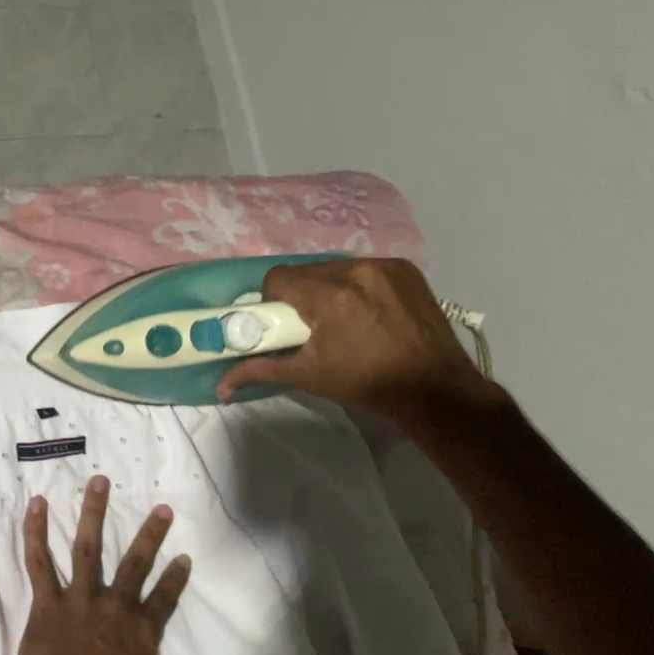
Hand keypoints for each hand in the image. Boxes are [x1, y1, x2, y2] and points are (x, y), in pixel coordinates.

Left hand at [5, 476, 219, 654]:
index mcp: (142, 636)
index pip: (165, 599)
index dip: (176, 578)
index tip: (184, 556)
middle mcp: (115, 609)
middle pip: (136, 563)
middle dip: (150, 534)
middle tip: (161, 508)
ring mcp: (80, 601)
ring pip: (87, 547)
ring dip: (93, 512)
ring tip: (98, 481)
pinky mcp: (47, 604)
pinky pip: (39, 562)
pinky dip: (35, 532)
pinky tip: (34, 505)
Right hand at [216, 257, 502, 422]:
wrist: (433, 388)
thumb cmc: (364, 383)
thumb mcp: (307, 377)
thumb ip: (259, 370)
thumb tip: (219, 386)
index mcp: (329, 295)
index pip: (278, 278)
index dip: (273, 301)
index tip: (284, 325)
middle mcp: (355, 270)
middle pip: (307, 271)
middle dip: (302, 296)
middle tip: (312, 327)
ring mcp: (384, 266)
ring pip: (336, 268)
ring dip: (329, 289)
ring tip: (343, 321)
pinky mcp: (405, 269)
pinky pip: (365, 269)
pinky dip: (358, 286)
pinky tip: (369, 313)